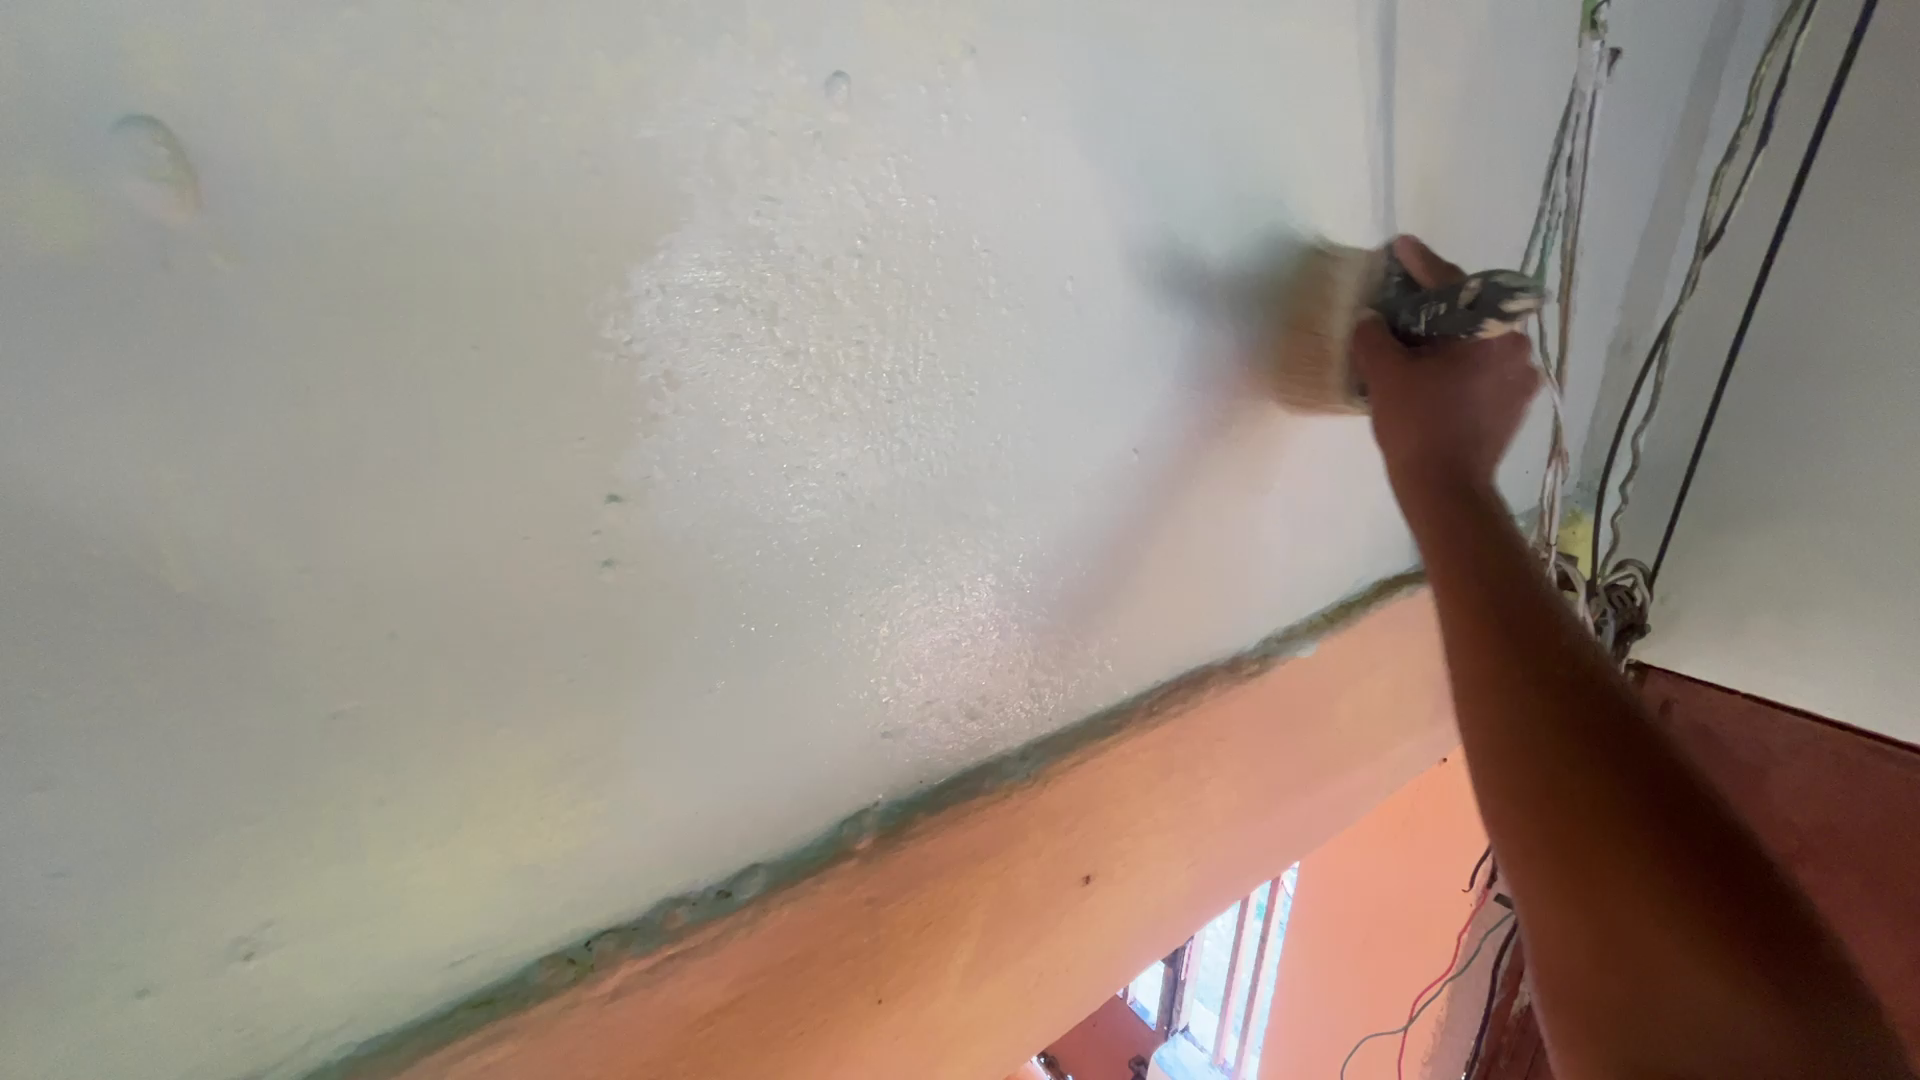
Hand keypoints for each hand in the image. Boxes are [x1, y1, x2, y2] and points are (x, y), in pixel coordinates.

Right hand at [1353, 236, 1539, 501]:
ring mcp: (1521, 374)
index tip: (1400, 245)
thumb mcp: (1385, 376)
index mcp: (1487, 329)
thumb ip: (1374, 338)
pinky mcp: (1517, 401)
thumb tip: (1370, 318)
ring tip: (1417, 343)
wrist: (1446, 487)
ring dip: (1449, 335)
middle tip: (1403, 302)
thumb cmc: (1417, 427)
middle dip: (1437, 302)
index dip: (1421, 263)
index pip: (1452, 283)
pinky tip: (1436, 376)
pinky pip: (1485, 366)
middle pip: (1471, 309)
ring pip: (1479, 340)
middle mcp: (1515, 343)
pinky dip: (1461, 362)